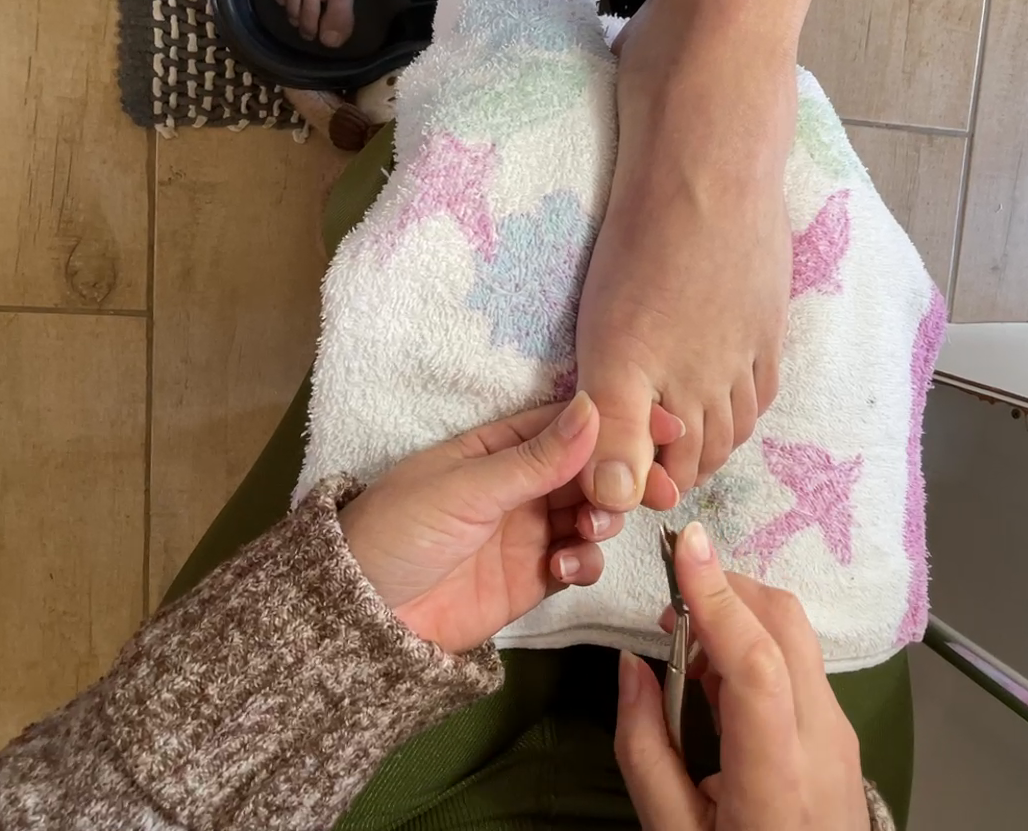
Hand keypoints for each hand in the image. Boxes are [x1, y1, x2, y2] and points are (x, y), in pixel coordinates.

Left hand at [338, 394, 683, 652]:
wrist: (364, 620)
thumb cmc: (404, 531)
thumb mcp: (467, 488)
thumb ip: (534, 457)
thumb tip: (593, 406)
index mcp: (499, 446)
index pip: (568, 423)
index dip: (615, 422)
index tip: (663, 424)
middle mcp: (521, 482)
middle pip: (588, 469)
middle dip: (622, 476)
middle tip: (657, 489)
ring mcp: (530, 529)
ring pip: (591, 513)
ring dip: (602, 517)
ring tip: (588, 528)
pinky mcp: (534, 576)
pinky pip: (579, 559)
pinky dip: (585, 560)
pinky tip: (566, 565)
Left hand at [576, 0, 794, 512]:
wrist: (706, 140)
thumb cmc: (648, 241)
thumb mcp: (613, 347)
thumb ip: (616, 425)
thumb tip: (618, 504)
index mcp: (686, 382)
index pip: (679, 463)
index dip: (652, 484)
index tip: (624, 487)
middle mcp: (728, 363)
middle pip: (711, 435)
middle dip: (680, 461)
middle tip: (650, 464)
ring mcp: (751, 324)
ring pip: (737, 399)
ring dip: (710, 424)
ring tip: (682, 432)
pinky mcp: (762, 286)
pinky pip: (760, 358)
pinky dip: (744, 382)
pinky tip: (731, 377)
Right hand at [614, 523, 869, 829]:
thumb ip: (643, 746)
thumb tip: (631, 663)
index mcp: (777, 779)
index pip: (757, 664)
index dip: (718, 598)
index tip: (683, 546)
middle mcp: (822, 741)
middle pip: (785, 624)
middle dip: (725, 587)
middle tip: (669, 610)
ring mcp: (840, 729)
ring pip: (794, 630)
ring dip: (737, 611)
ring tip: (688, 650)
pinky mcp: (840, 725)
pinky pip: (798, 654)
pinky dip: (753, 637)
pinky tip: (718, 676)